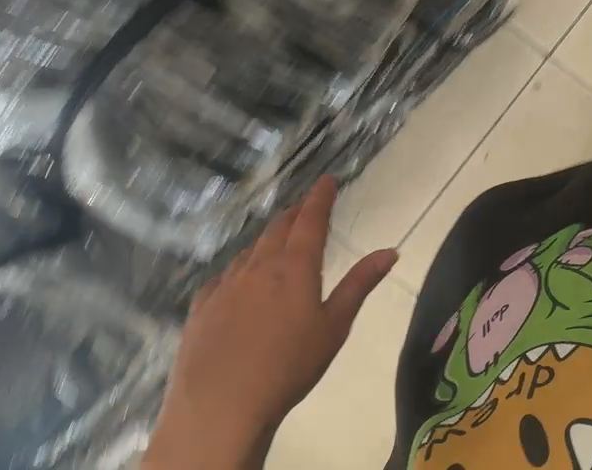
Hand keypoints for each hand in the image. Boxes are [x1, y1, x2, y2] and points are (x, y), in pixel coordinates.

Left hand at [144, 177, 396, 469]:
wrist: (218, 411)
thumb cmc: (288, 367)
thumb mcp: (335, 327)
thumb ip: (360, 284)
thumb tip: (391, 251)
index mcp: (295, 267)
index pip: (311, 220)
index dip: (320, 197)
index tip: (327, 179)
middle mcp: (258, 267)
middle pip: (278, 229)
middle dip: (294, 214)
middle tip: (305, 208)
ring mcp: (224, 288)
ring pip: (249, 251)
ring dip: (266, 240)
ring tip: (275, 242)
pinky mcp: (200, 311)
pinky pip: (221, 278)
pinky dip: (237, 269)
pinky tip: (236, 281)